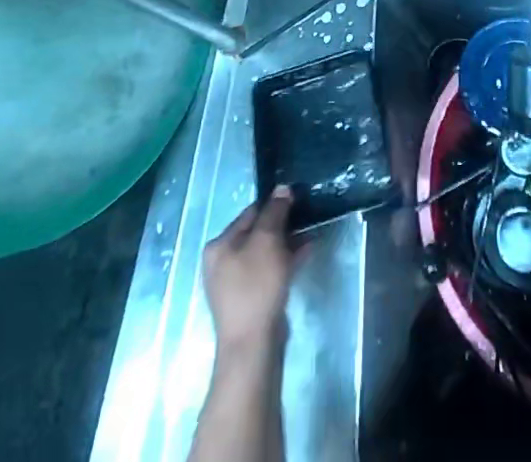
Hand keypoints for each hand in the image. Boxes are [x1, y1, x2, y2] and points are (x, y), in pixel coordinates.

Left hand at [204, 185, 297, 354]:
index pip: (249, 213)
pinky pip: (269, 270)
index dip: (274, 204)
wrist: (253, 343)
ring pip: (264, 252)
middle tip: (306, 215)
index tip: (297, 198)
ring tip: (310, 232)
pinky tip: (306, 253)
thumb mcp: (267, 242)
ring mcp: (235, 281)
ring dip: (286, 242)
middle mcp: (222, 261)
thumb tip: (282, 188)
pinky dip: (285, 260)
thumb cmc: (256, 286)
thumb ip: (275, 213)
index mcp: (219, 245)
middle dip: (281, 224)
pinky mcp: (250, 297)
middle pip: (256, 232)